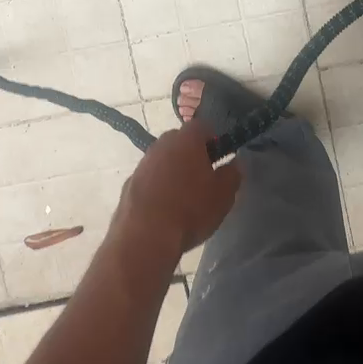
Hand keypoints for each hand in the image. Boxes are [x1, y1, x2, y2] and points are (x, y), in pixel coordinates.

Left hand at [112, 120, 241, 259]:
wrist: (144, 237)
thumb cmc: (191, 209)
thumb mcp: (224, 194)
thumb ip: (233, 174)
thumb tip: (234, 163)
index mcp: (186, 140)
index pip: (202, 126)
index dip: (213, 140)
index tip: (219, 158)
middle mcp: (161, 145)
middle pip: (179, 141)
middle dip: (191, 155)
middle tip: (203, 178)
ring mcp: (141, 165)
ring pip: (162, 161)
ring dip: (172, 172)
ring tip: (182, 198)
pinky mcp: (128, 186)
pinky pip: (148, 180)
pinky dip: (157, 189)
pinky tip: (163, 211)